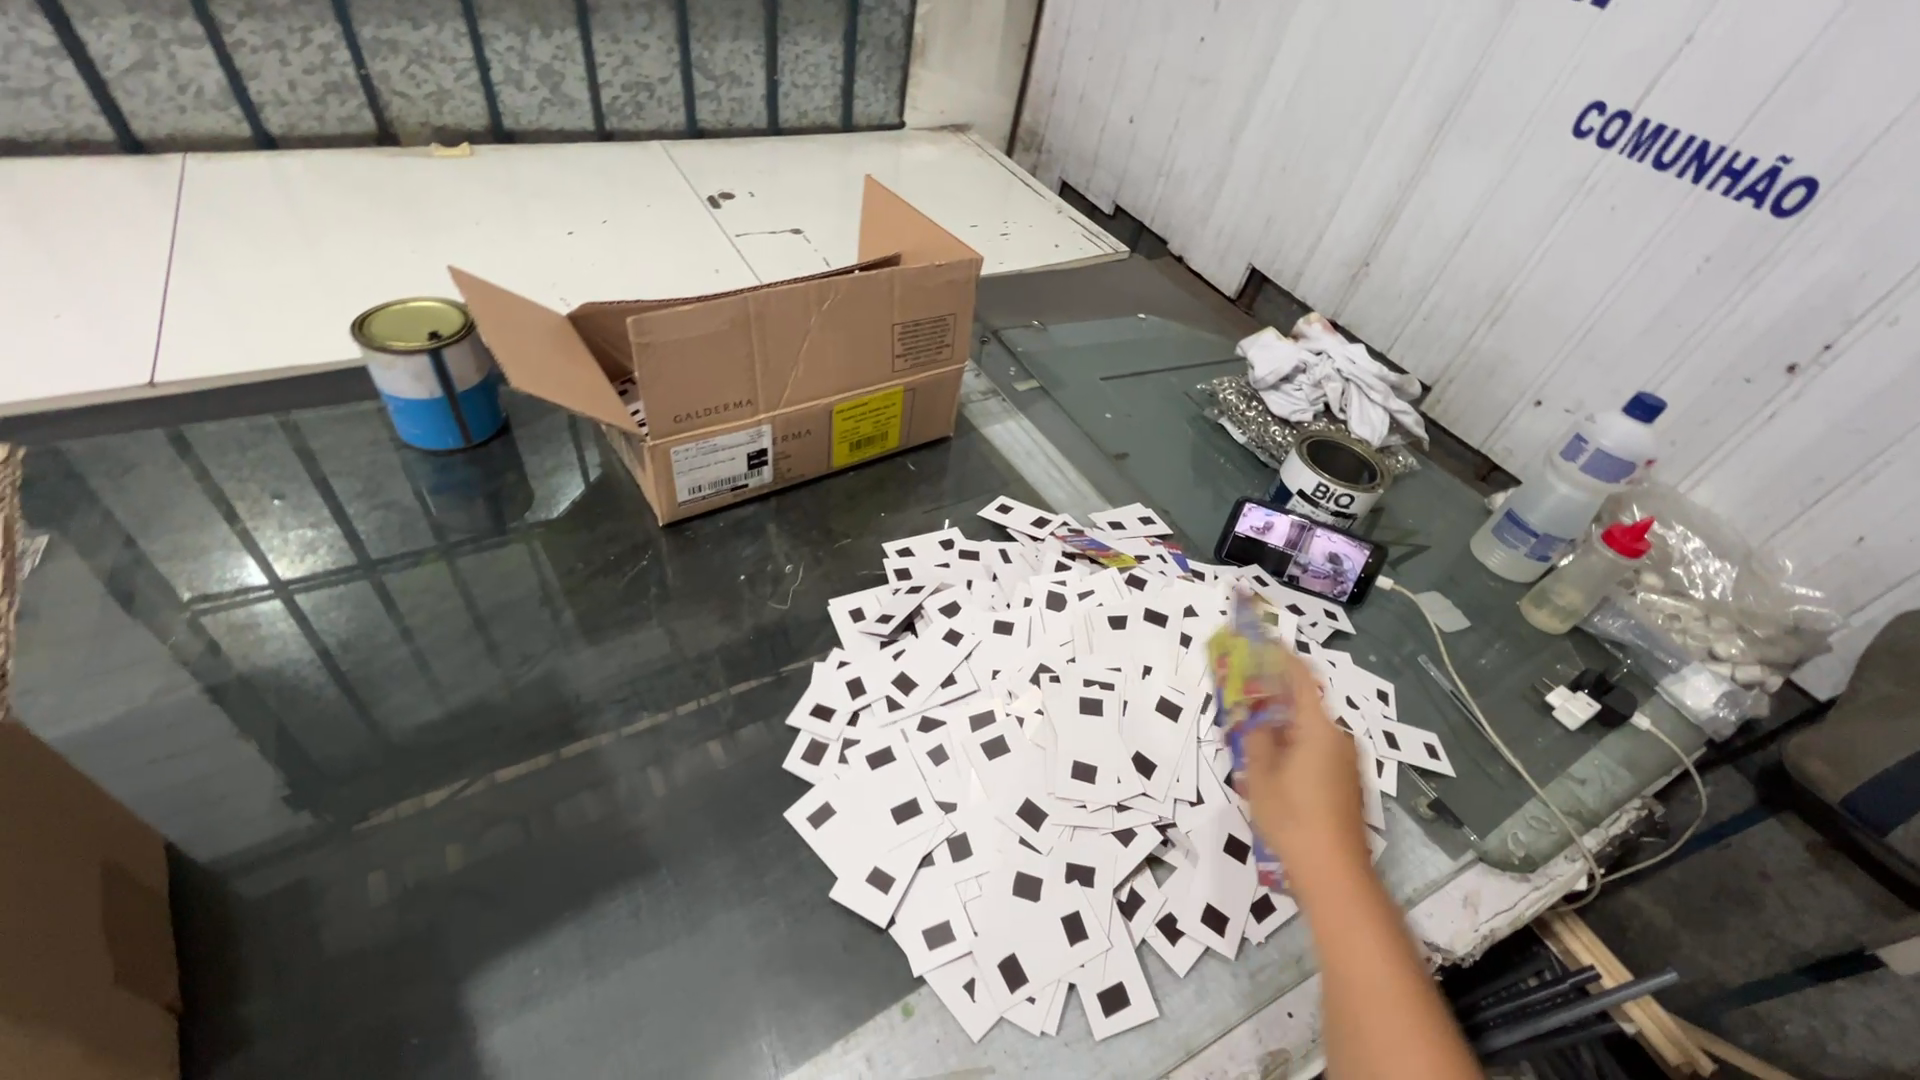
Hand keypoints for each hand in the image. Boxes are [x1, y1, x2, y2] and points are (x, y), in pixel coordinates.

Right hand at [1241, 654, 1370, 878]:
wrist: (1333, 871)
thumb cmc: (1292, 816)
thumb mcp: (1259, 774)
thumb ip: (1254, 738)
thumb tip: (1253, 719)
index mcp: (1318, 728)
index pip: (1299, 676)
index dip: (1278, 655)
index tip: (1257, 641)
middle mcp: (1338, 737)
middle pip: (1303, 702)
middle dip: (1271, 693)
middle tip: (1241, 693)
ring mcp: (1345, 760)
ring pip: (1308, 726)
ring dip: (1279, 721)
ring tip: (1248, 730)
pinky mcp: (1345, 781)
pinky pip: (1315, 747)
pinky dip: (1292, 742)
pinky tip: (1269, 760)